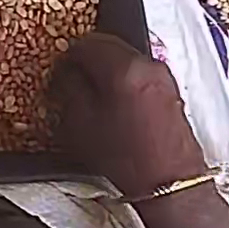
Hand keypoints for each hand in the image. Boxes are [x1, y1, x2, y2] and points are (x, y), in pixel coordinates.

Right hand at [49, 33, 207, 198]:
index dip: (67, 55)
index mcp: (123, 68)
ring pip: (125, 57)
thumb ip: (70, 87)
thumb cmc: (124, 156)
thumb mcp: (82, 123)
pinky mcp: (170, 89)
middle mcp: (147, 64)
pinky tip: (113, 101)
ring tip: (91, 92)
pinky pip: (139, 71)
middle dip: (87, 56)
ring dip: (105, 66)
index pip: (86, 43)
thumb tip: (66, 71)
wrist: (170, 183)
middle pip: (109, 44)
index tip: (58, 71)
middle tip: (71, 78)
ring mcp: (162, 75)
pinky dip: (122, 77)